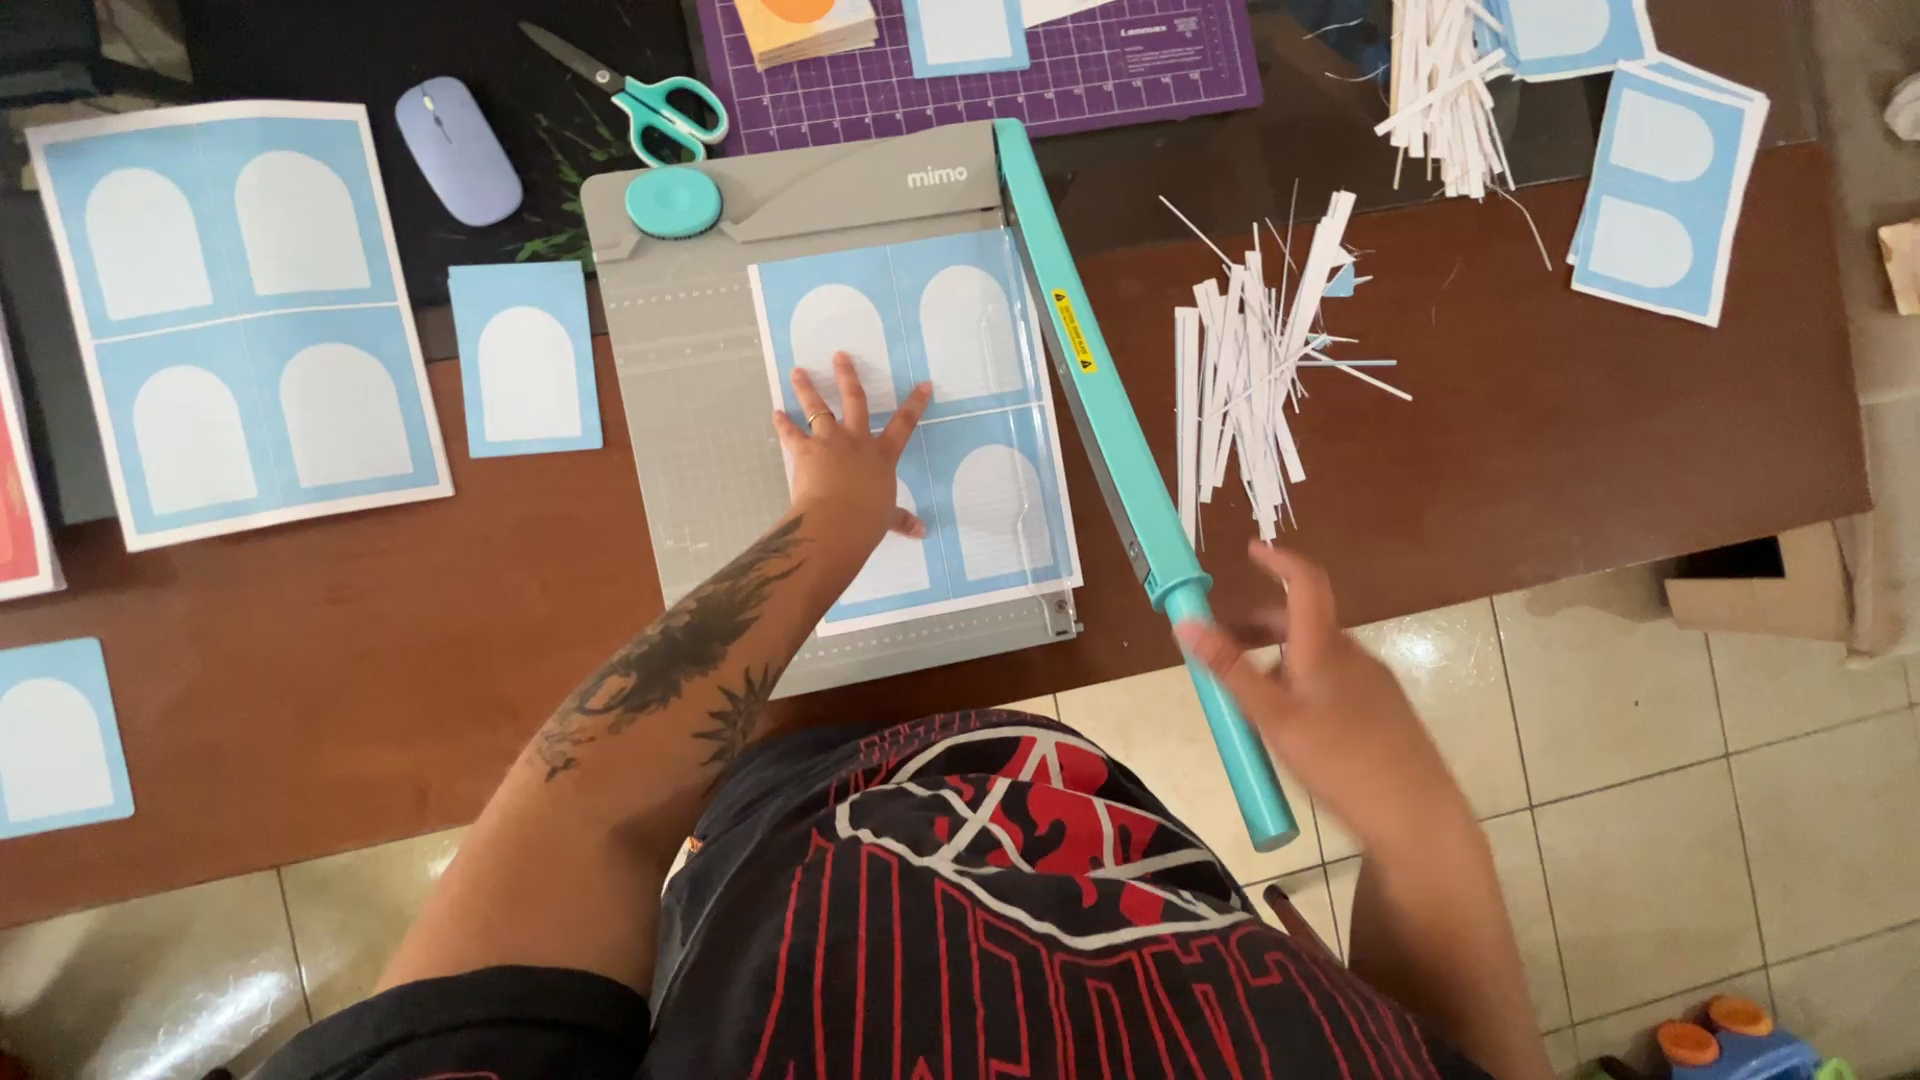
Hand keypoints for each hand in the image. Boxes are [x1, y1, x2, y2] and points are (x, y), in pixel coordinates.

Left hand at [773, 352, 931, 549]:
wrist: (837, 521)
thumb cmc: (867, 520)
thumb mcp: (887, 518)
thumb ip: (901, 520)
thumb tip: (922, 532)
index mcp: (882, 456)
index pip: (903, 424)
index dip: (915, 404)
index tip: (923, 384)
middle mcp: (857, 442)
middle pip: (855, 401)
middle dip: (848, 377)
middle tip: (840, 356)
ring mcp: (830, 443)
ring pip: (818, 409)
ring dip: (807, 389)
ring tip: (797, 371)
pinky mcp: (806, 451)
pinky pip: (792, 434)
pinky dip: (783, 424)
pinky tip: (775, 413)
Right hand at [1174, 542, 1474, 857]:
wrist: (1419, 821)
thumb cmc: (1340, 762)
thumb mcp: (1272, 717)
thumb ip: (1229, 669)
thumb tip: (1186, 623)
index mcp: (1325, 648)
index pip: (1306, 583)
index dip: (1279, 561)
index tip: (1251, 551)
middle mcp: (1352, 655)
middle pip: (1300, 623)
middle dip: (1255, 628)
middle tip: (1219, 651)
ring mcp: (1372, 683)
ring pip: (1313, 656)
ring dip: (1274, 661)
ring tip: (1247, 703)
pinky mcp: (1382, 711)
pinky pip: (1331, 681)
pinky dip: (1299, 683)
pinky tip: (1289, 727)